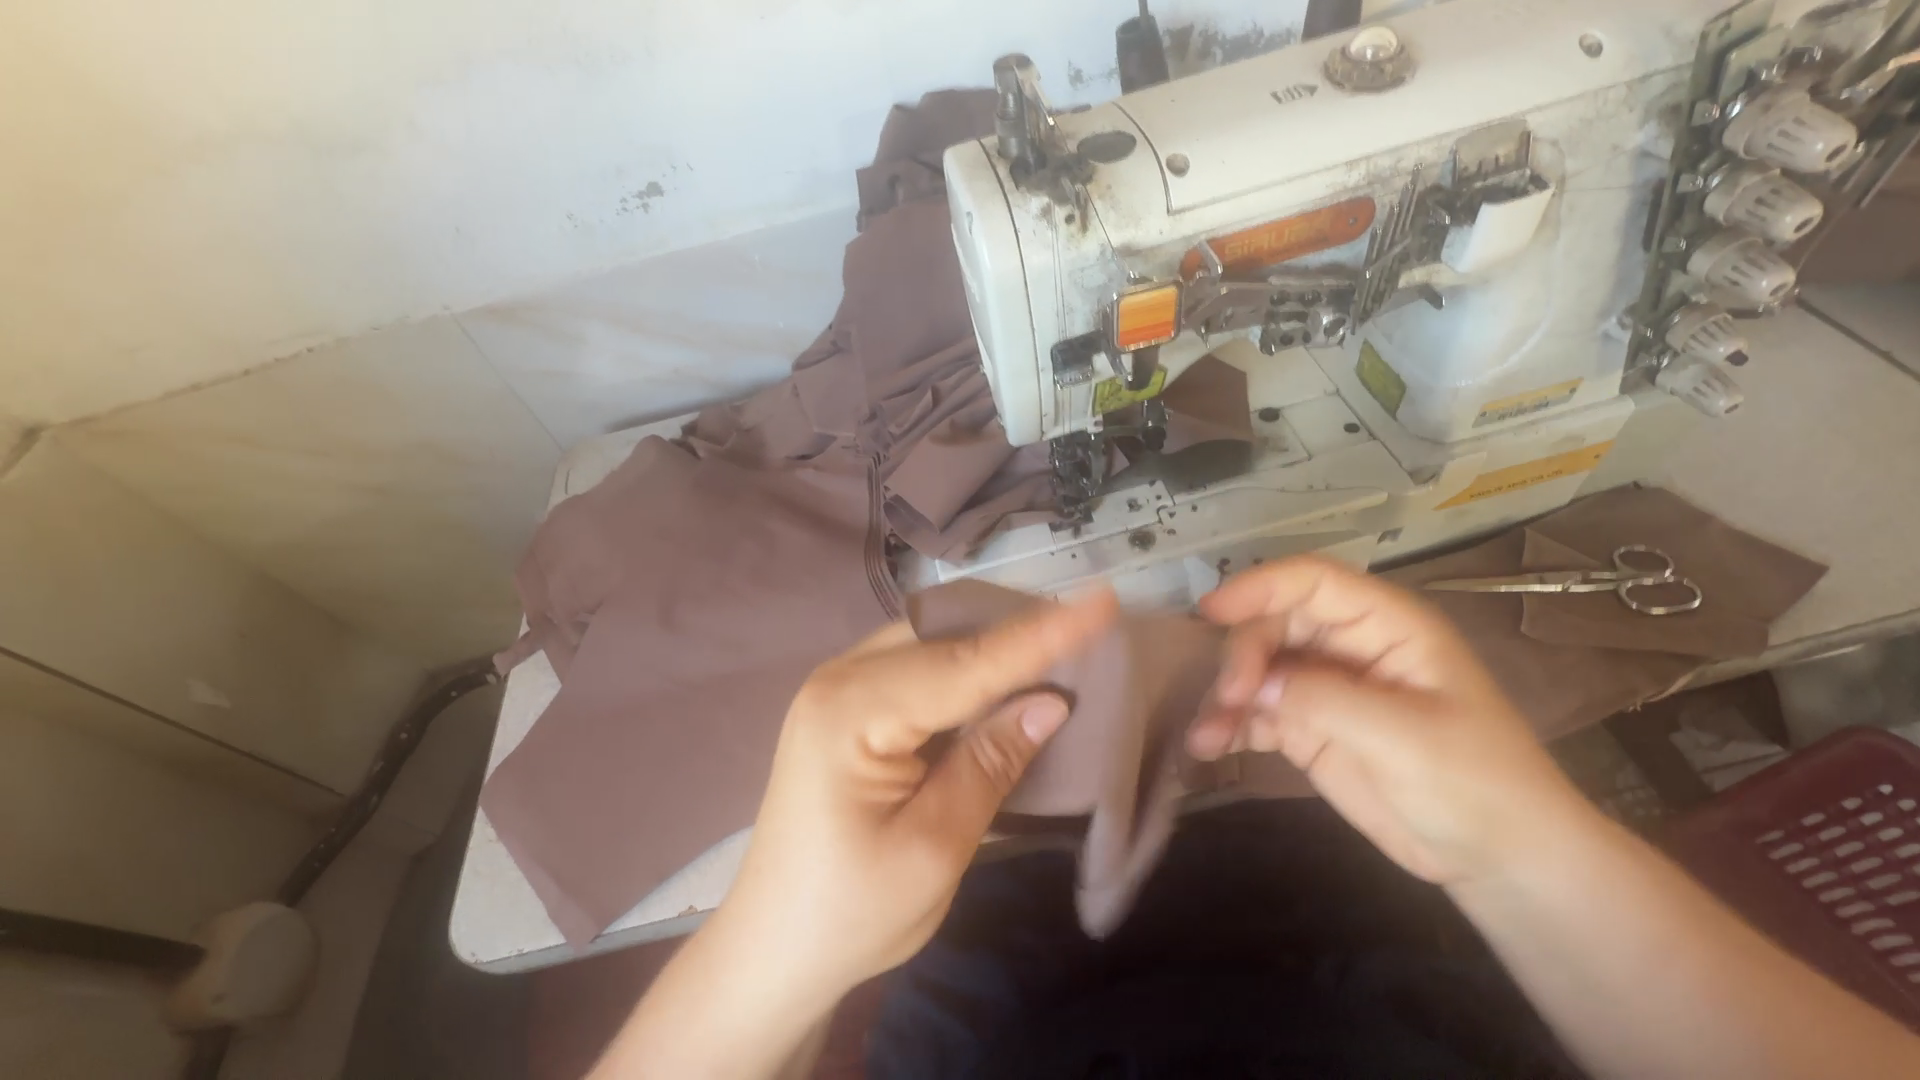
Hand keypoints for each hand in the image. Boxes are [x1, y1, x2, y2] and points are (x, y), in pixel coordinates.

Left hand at [715, 588, 1119, 999]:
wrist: (774, 950)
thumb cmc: (851, 914)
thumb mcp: (934, 848)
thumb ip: (990, 765)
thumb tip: (1050, 701)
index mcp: (851, 712)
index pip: (964, 664)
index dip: (1039, 636)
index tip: (1102, 601)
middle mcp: (838, 681)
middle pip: (942, 639)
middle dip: (1014, 630)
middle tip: (1090, 627)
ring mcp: (836, 692)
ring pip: (929, 646)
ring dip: (990, 648)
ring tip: (1060, 646)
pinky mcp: (845, 712)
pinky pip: (914, 671)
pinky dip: (963, 672)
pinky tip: (1001, 681)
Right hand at [1189, 556, 1588, 886]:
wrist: (1499, 858)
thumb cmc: (1475, 783)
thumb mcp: (1406, 737)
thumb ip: (1325, 701)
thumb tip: (1254, 684)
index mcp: (1388, 626)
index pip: (1314, 582)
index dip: (1260, 586)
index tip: (1211, 613)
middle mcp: (1350, 646)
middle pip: (1274, 623)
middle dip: (1242, 653)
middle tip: (1228, 698)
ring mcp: (1326, 689)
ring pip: (1257, 668)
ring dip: (1226, 695)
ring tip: (1207, 737)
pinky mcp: (1309, 729)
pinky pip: (1256, 713)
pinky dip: (1229, 726)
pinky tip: (1209, 747)